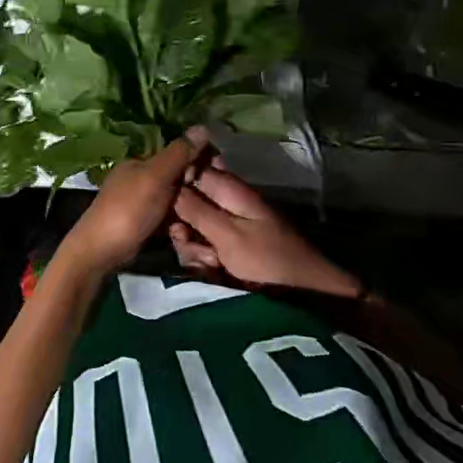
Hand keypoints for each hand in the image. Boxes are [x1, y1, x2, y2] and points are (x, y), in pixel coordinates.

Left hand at [56, 128, 210, 277]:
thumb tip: (203, 127)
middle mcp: (139, 178)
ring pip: (174, 197)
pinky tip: (195, 225)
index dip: (197, 158)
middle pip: (176, 175)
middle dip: (196, 184)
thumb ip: (177, 155)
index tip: (222, 168)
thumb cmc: (128, 210)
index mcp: (138, 162)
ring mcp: (140, 201)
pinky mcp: (144, 222)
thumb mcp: (154, 178)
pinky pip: (168, 215)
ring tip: (212, 212)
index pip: (175, 152)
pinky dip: (180, 219)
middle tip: (220, 196)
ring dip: (190, 204)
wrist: (101, 250)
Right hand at [170, 158, 361, 296]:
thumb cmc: (267, 260)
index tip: (160, 201)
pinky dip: (201, 256)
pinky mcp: (226, 245)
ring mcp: (225, 224)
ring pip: (188, 225)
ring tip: (209, 261)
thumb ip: (194, 209)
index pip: (190, 167)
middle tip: (187, 239)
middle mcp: (224, 201)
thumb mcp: (227, 234)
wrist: (302, 294)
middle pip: (184, 200)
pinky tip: (212, 269)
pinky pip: (199, 244)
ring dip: (191, 244)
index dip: (173, 181)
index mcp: (228, 188)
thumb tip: (166, 183)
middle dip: (181, 222)